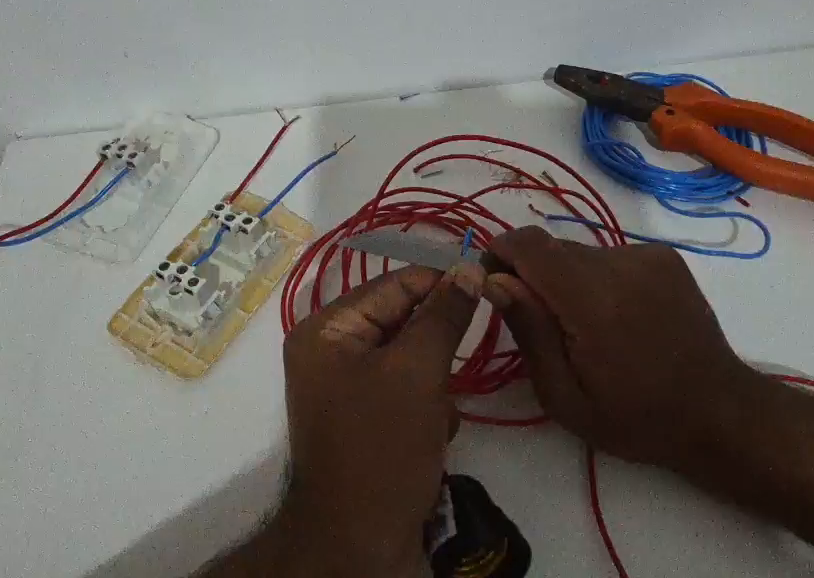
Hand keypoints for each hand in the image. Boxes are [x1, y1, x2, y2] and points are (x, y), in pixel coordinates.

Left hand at [276, 263, 482, 575]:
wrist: (357, 545)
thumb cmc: (383, 447)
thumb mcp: (419, 372)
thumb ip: (444, 315)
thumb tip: (470, 268)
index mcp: (327, 330)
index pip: (393, 285)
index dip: (440, 282)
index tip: (487, 283)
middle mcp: (330, 351)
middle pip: (400, 321)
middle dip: (435, 345)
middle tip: (459, 364)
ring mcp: (345, 388)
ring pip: (408, 358)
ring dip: (435, 380)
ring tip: (440, 410)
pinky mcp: (364, 420)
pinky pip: (404, 390)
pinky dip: (427, 406)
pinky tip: (437, 432)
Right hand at [484, 228, 785, 497]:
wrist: (720, 412)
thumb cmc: (636, 418)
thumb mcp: (565, 396)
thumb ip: (529, 330)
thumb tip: (494, 279)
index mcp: (592, 300)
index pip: (528, 244)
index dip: (500, 253)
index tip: (493, 284)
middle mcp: (620, 263)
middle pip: (552, 249)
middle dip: (535, 277)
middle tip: (544, 326)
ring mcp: (646, 255)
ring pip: (580, 252)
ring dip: (568, 280)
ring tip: (588, 328)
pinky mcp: (664, 256)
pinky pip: (609, 255)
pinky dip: (599, 279)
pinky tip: (618, 317)